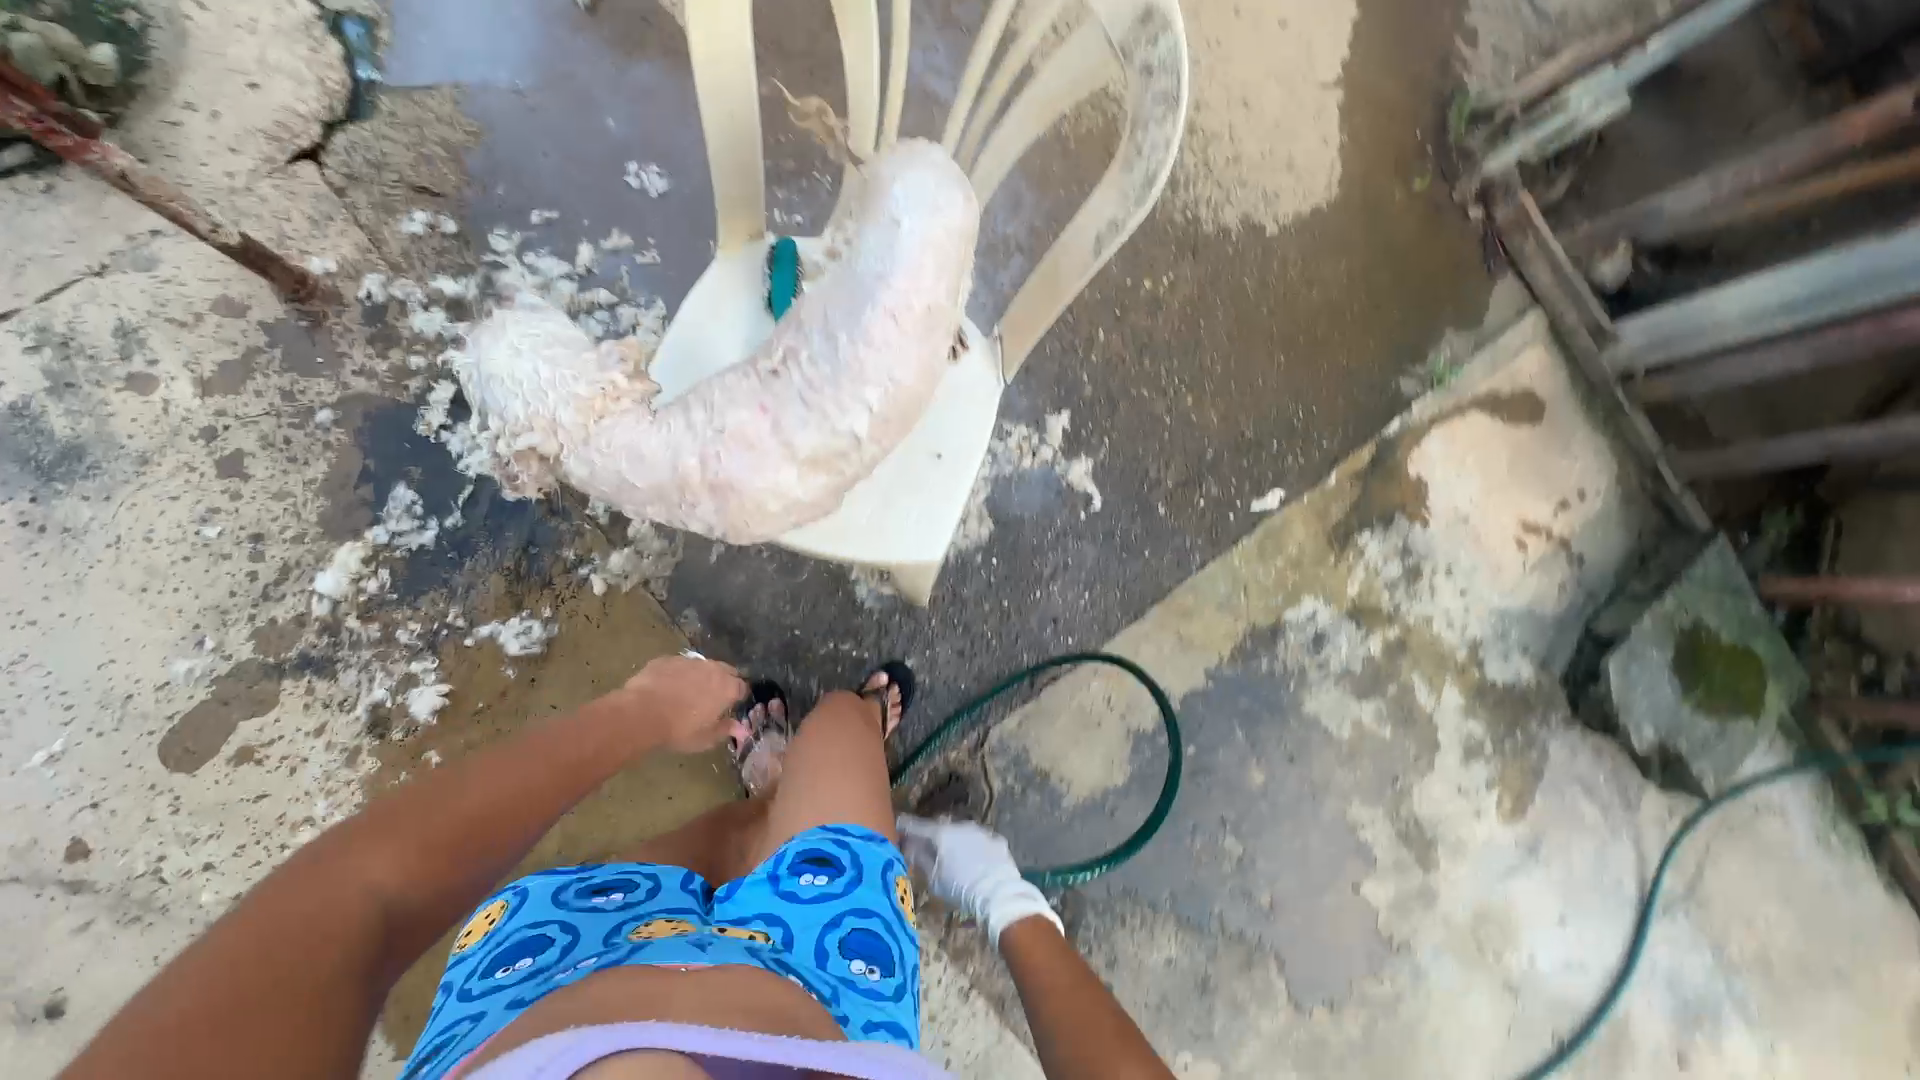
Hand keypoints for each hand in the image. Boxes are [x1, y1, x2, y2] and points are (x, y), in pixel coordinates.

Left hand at [618, 655, 746, 753]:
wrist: (641, 713)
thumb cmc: (678, 730)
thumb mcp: (705, 738)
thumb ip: (726, 730)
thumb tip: (743, 729)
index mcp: (727, 688)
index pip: (743, 687)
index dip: (738, 697)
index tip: (730, 707)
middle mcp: (712, 669)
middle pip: (726, 671)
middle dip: (723, 682)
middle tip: (711, 699)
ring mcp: (689, 661)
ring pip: (702, 666)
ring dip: (700, 677)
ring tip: (687, 693)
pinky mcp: (667, 659)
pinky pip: (678, 666)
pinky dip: (678, 675)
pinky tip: (666, 688)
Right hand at [896, 815, 1061, 946]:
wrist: (998, 894)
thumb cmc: (960, 888)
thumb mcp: (934, 879)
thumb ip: (920, 859)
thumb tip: (910, 847)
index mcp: (942, 834)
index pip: (918, 826)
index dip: (905, 825)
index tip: (897, 824)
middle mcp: (961, 826)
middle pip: (940, 828)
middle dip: (931, 836)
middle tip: (923, 846)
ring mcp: (981, 832)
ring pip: (962, 833)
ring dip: (953, 841)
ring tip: (950, 856)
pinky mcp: (997, 841)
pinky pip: (980, 842)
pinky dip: (973, 848)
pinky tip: (973, 861)